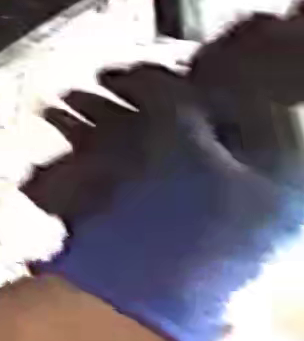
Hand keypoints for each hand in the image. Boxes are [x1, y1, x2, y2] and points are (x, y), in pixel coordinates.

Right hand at [36, 46, 303, 340]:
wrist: (135, 280)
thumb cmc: (178, 220)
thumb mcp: (185, 154)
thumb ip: (176, 108)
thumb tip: (158, 77)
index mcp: (280, 173)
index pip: (251, 106)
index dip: (202, 78)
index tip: (156, 61)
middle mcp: (248, 180)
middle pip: (195, 117)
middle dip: (141, 94)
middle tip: (103, 76)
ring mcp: (197, 192)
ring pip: (152, 132)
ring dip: (105, 110)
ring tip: (67, 99)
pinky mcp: (150, 198)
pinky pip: (124, 152)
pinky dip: (91, 132)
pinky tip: (59, 118)